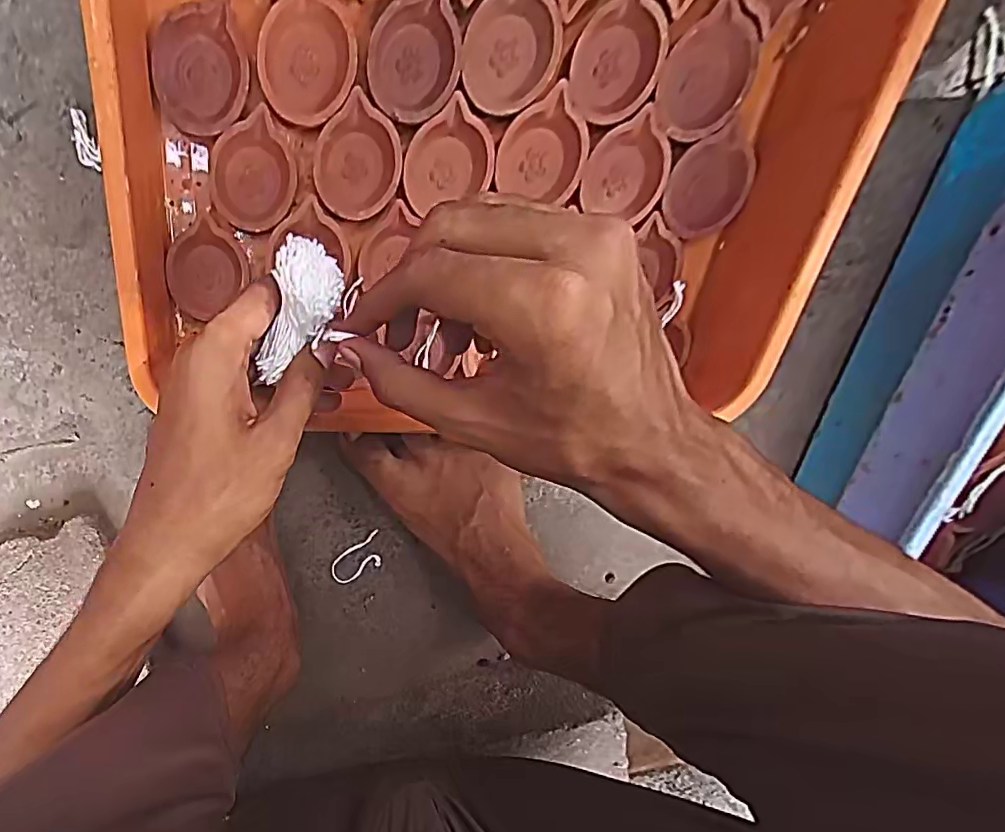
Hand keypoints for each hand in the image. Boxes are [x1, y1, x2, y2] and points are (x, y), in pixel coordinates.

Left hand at [119, 281, 327, 588]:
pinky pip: (234, 379)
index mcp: (211, 353)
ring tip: (330, 385)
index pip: (261, 295)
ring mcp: (191, 382)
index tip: (334, 310)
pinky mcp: (193, 406)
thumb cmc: (214, 498)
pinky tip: (301, 405)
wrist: (170, 539)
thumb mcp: (275, 440)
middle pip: (254, 322)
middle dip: (299, 336)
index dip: (302, 299)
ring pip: (247, 353)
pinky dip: (266, 386)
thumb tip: (324, 351)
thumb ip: (304, 385)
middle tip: (339, 355)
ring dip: (287, 365)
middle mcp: (194, 358)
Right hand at [329, 198, 713, 522]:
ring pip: (479, 217)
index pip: (429, 271)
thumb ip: (398, 381)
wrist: (648, 440)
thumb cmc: (572, 441)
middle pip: (449, 225)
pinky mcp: (604, 234)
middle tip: (399, 329)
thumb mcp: (468, 422)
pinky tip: (478, 315)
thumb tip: (355, 348)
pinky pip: (515, 225)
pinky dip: (480, 262)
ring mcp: (597, 233)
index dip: (381, 299)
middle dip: (408, 278)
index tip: (362, 324)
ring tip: (442, 333)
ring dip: (443, 268)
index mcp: (542, 304)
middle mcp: (575, 250)